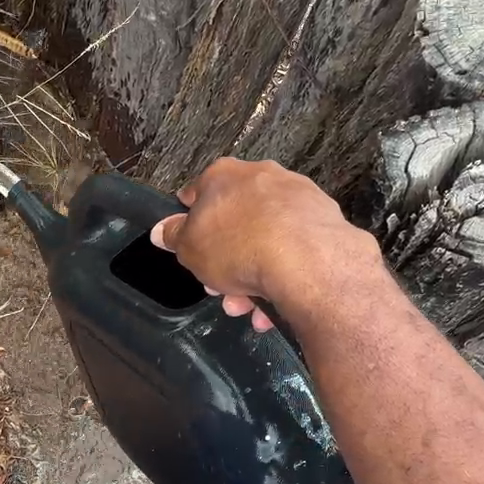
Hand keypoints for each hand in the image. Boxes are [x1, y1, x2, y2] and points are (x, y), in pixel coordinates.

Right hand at [150, 159, 384, 326]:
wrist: (304, 259)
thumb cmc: (236, 246)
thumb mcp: (188, 248)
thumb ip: (174, 237)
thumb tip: (162, 230)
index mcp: (223, 176)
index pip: (196, 191)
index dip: (187, 219)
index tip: (187, 243)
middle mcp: (261, 176)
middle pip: (232, 222)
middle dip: (222, 259)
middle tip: (217, 288)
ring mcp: (295, 196)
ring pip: (262, 240)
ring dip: (248, 278)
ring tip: (245, 307)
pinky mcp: (321, 219)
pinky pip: (288, 250)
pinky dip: (277, 277)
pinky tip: (270, 306)